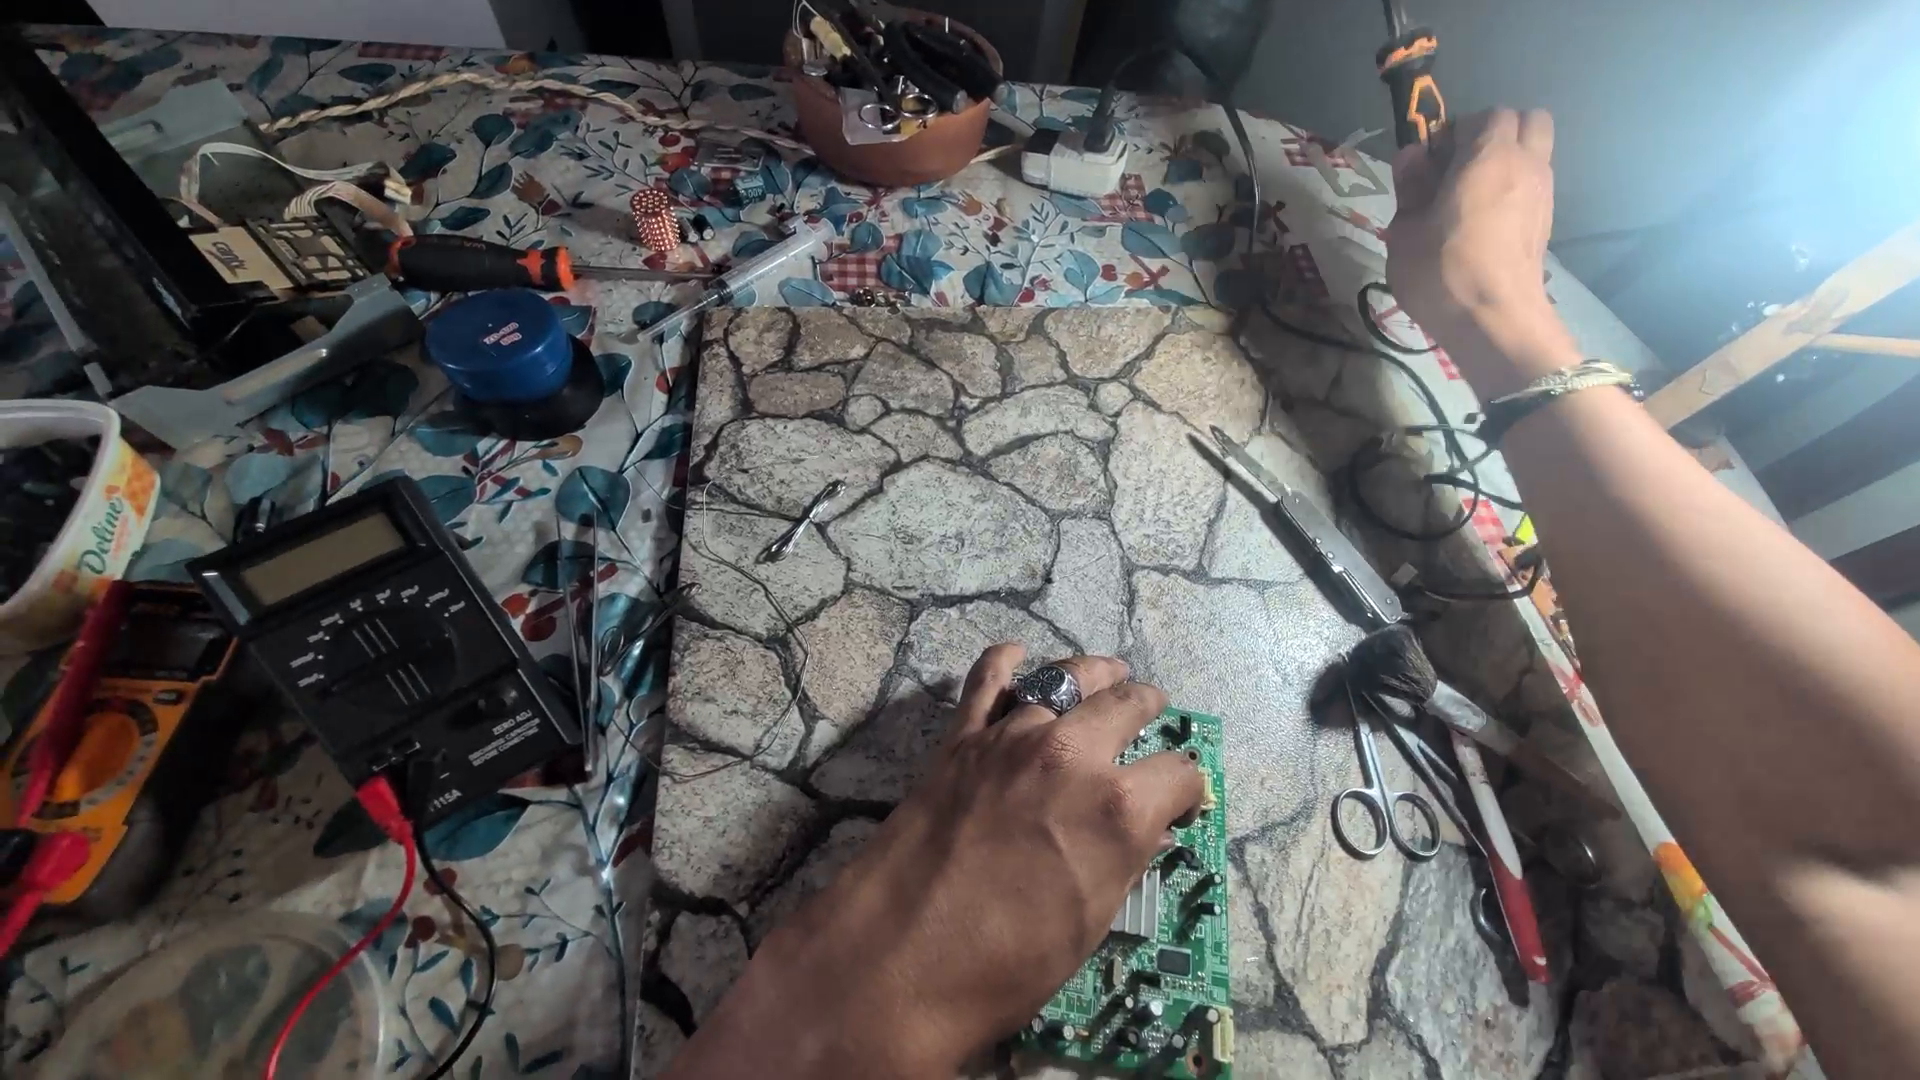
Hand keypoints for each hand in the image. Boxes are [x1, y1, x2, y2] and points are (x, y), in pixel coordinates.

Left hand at [666, 646, 1204, 1078]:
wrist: (901, 955)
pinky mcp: (963, 733)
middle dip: (1148, 706)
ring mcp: (1013, 735)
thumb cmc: (1008, 961)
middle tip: (1151, 709)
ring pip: (1066, 676)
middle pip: (1128, 703)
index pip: (1179, 773)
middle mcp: (1073, 754)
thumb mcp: (1091, 921)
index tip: (1181, 795)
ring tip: (1107, 673)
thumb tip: (1146, 826)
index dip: (1186, 787)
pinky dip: (1006, 660)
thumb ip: (1125, 857)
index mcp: (1119, 808)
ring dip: (1095, 674)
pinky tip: (1018, 655)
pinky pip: (988, 677)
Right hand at [1386, 108, 1580, 397]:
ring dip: (1506, 161)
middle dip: (1493, 134)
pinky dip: (1513, 189)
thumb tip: (1413, 155)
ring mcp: (1542, 191)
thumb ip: (1411, 187)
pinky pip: (1533, 183)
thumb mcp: (1405, 230)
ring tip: (1469, 198)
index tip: (1428, 164)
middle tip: (1457, 169)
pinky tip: (1484, 222)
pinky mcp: (1545, 219)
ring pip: (1534, 150)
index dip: (1452, 133)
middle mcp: (1525, 162)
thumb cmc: (1440, 271)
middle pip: (1524, 121)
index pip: (1481, 116)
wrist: (1493, 319)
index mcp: (1487, 156)